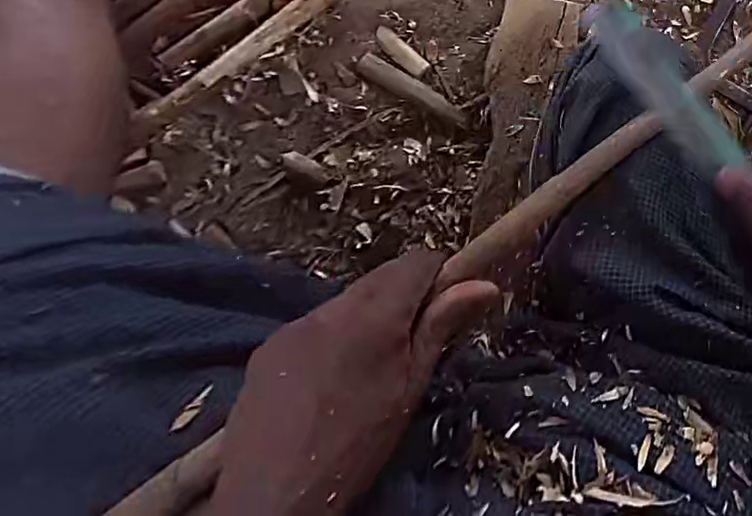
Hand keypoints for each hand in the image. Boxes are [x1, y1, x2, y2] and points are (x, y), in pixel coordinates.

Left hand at [206, 251, 498, 515]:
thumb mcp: (411, 385)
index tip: (443, 304)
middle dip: (403, 294)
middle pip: (383, 276)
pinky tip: (328, 377)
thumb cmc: (355, 446)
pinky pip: (316, 323)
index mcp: (375, 316)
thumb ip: (442, 325)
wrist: (268, 504)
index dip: (437, 275)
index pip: (417, 260)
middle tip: (408, 340)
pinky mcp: (266, 349)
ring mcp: (294, 327)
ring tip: (365, 364)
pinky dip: (332, 335)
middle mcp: (332, 309)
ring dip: (367, 314)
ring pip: (349, 299)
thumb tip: (485, 284)